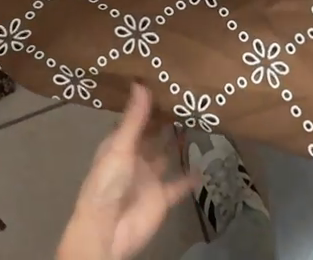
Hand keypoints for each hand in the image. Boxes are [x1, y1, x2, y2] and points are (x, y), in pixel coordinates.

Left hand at [56, 84, 197, 259]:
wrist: (108, 229)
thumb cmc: (108, 182)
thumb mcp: (120, 146)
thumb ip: (134, 118)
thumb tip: (140, 82)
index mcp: (120, 144)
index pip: (135, 120)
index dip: (148, 104)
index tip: (165, 84)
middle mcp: (135, 157)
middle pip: (152, 136)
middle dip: (165, 121)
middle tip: (186, 99)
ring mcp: (149, 177)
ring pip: (166, 156)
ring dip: (177, 144)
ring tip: (197, 123)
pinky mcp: (162, 197)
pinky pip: (178, 185)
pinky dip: (190, 178)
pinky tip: (204, 166)